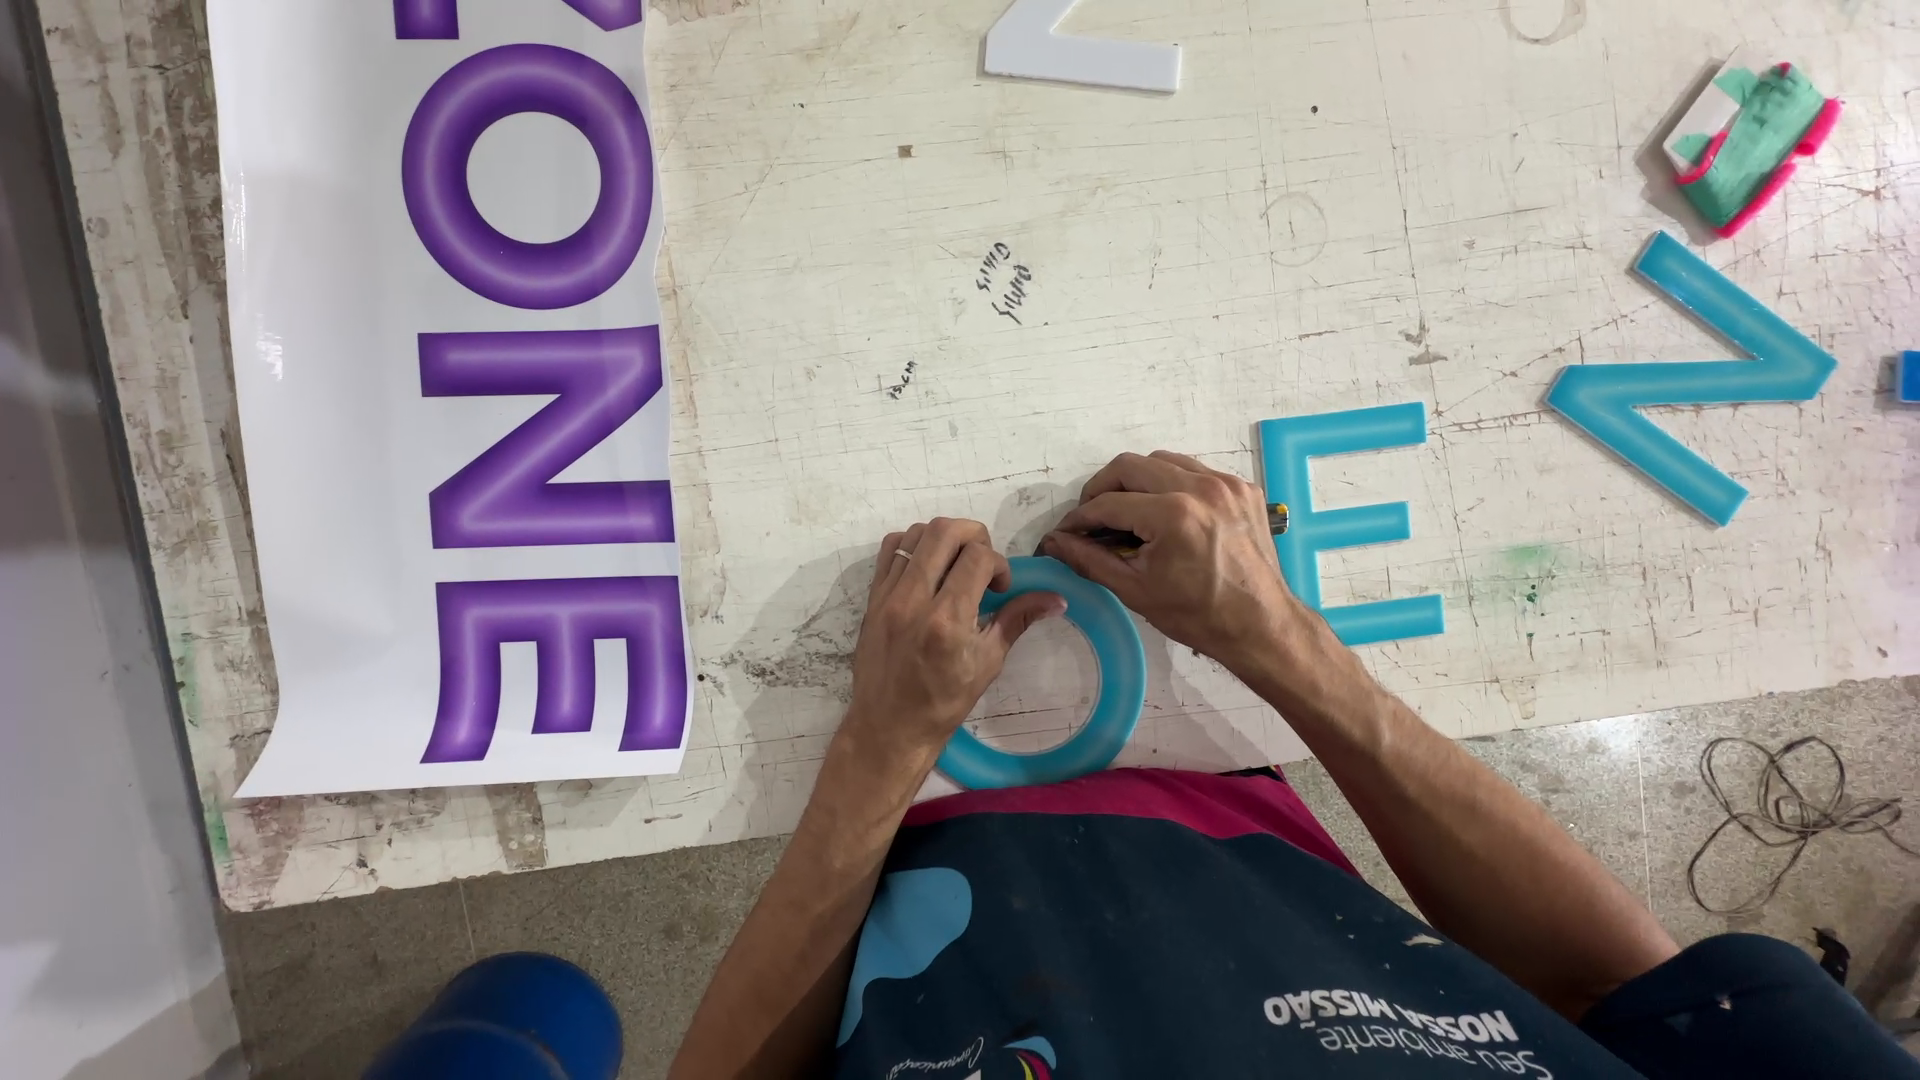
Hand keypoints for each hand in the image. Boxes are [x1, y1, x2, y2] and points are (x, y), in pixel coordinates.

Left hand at [842, 518, 1064, 766]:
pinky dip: (913, 545)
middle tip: (982, 564)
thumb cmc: (944, 702)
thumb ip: (1018, 620)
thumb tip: (1057, 600)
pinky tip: (928, 568)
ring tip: (955, 565)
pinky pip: (891, 548)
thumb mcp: (988, 662)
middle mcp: (914, 599)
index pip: (979, 557)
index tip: (1000, 588)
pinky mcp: (872, 597)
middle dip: (975, 536)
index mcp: (947, 620)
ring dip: (944, 539)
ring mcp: (888, 595)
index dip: (999, 564)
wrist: (889, 726)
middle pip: (946, 531)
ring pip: (917, 533)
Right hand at [1040, 451, 1315, 674]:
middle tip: (1091, 518)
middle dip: (1101, 490)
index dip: (1078, 518)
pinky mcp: (1242, 488)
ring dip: (1136, 481)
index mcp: (1172, 515)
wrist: (1261, 625)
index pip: (1107, 503)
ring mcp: (1225, 484)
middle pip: (1129, 466)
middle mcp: (1200, 487)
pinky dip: (1171, 484)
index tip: (1065, 532)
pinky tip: (1164, 513)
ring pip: (1161, 461)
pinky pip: (1193, 470)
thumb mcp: (1135, 589)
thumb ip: (1089, 559)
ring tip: (1126, 512)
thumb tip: (1053, 542)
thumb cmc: (1197, 615)